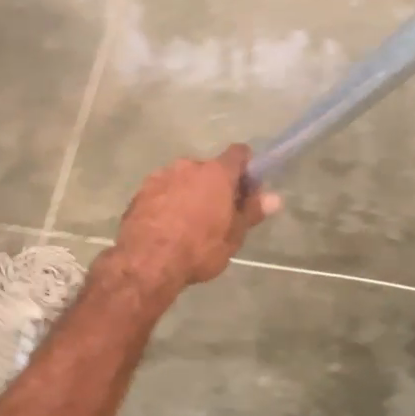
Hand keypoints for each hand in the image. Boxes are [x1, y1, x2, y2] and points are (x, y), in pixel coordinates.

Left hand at [109, 145, 279, 293]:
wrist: (147, 261)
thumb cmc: (199, 248)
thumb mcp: (233, 236)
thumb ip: (251, 211)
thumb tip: (274, 197)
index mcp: (217, 173)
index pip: (238, 153)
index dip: (246, 168)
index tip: (247, 188)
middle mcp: (188, 165)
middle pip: (209, 169)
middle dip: (215, 186)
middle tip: (218, 214)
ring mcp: (161, 176)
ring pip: (183, 179)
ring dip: (189, 193)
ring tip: (188, 224)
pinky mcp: (140, 191)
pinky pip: (162, 191)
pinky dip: (168, 202)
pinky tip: (167, 226)